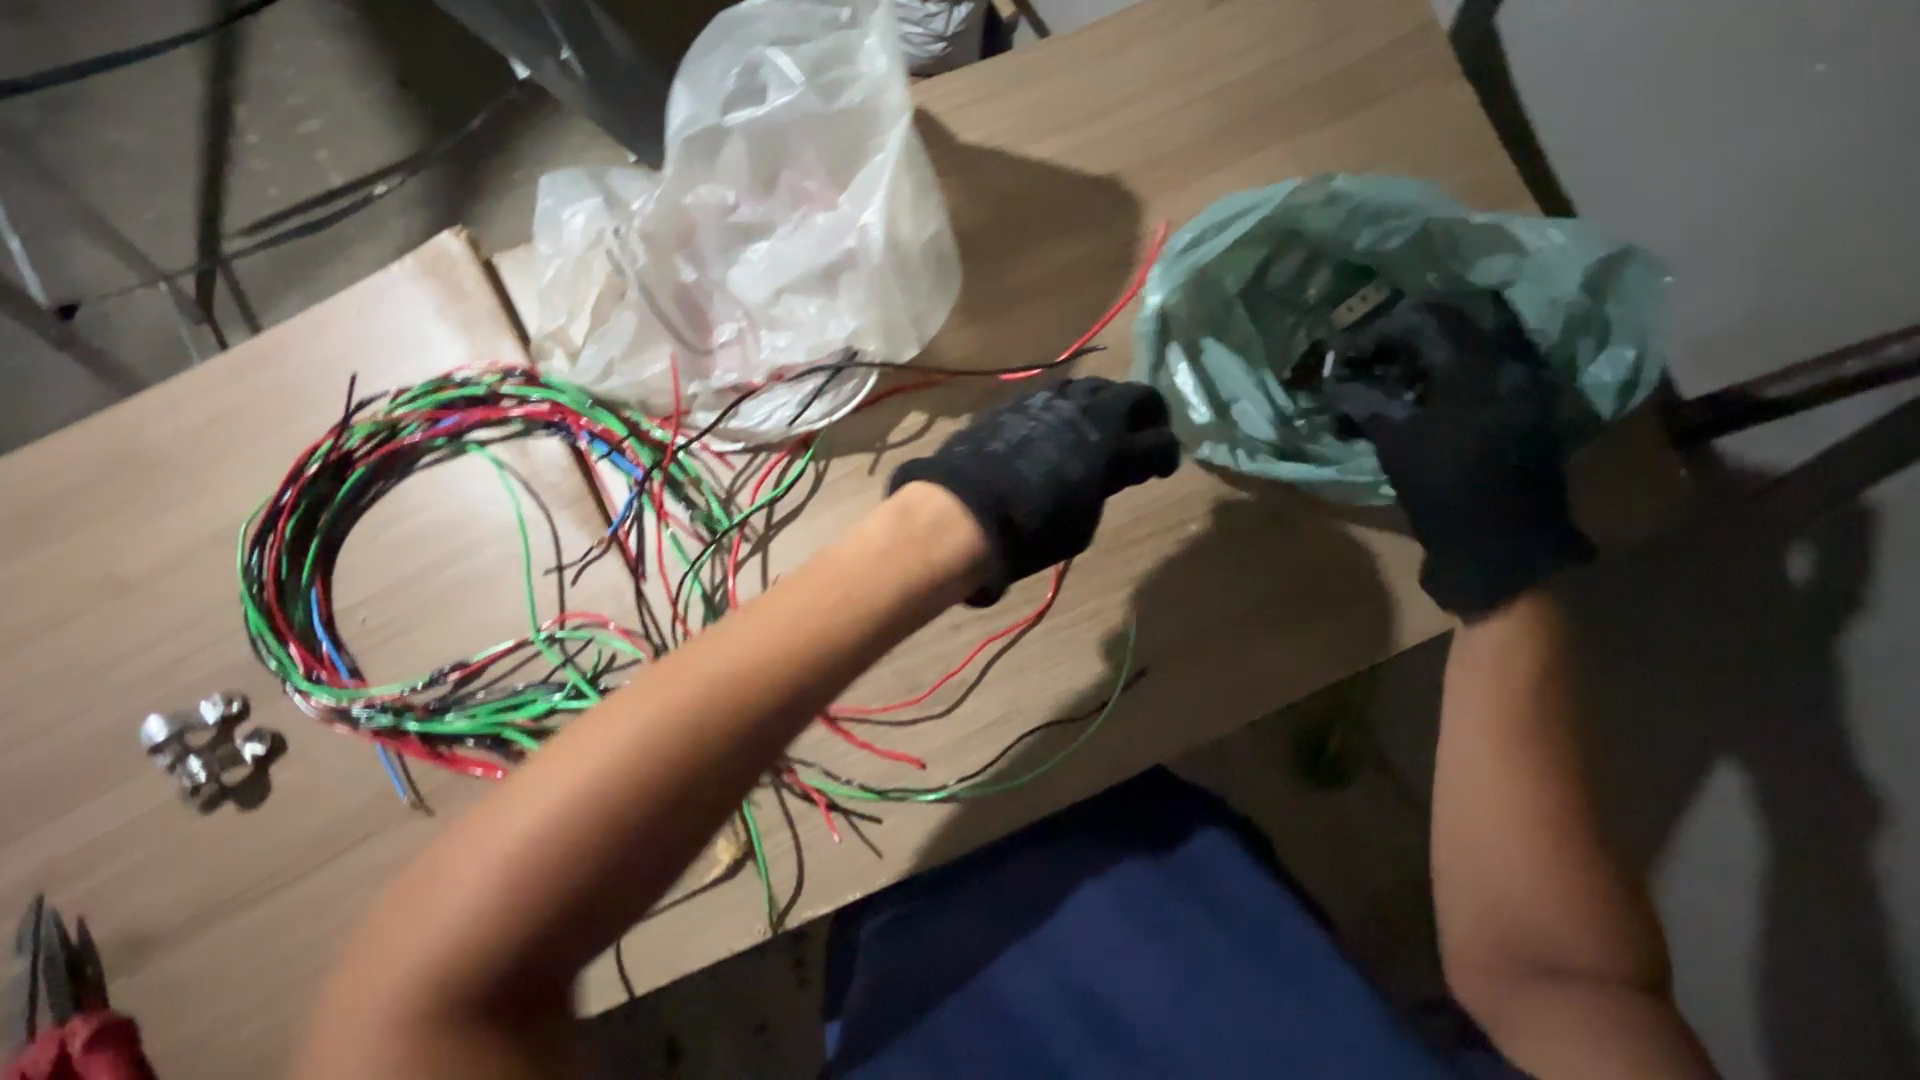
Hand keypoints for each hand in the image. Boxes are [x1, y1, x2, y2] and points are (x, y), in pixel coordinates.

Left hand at [890, 378, 1180, 604]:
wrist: (963, 510)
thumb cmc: (1030, 531)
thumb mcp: (1081, 522)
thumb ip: (1101, 488)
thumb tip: (1101, 477)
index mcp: (1115, 448)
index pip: (1160, 442)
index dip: (1167, 456)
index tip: (1162, 468)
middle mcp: (1090, 413)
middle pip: (1136, 396)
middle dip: (1148, 415)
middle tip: (1144, 434)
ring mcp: (1052, 400)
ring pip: (1095, 386)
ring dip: (1106, 404)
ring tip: (1100, 427)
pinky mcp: (1018, 400)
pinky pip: (1056, 394)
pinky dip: (1068, 407)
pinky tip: (1059, 426)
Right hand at [1325, 292, 1592, 619]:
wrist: (1503, 551)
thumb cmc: (1445, 494)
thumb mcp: (1396, 443)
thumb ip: (1364, 402)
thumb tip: (1330, 382)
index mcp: (1481, 367)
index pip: (1426, 319)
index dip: (1379, 331)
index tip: (1349, 354)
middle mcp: (1514, 365)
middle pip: (1462, 320)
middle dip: (1414, 332)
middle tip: (1379, 355)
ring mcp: (1530, 388)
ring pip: (1482, 344)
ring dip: (1438, 353)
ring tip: (1398, 381)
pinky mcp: (1533, 412)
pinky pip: (1494, 372)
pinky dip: (1458, 375)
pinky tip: (1429, 401)